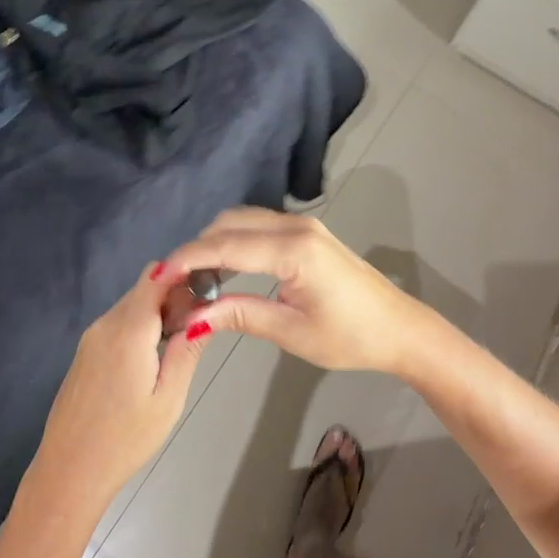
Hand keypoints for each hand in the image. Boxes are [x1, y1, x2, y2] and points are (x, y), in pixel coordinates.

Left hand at [28, 261, 215, 504]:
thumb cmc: (126, 440)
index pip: (157, 275)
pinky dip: (139, 328)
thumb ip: (188, 349)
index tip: (208, 292)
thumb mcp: (169, 399)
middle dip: (173, 296)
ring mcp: (90, 337)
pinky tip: (150, 361)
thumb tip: (209, 310)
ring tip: (176, 347)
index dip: (184, 274)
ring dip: (156, 313)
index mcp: (129, 330)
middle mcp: (105, 323)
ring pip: (131, 305)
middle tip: (196, 328)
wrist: (69, 472)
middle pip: (144, 287)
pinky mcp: (84, 352)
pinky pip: (117, 323)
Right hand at [166, 209, 435, 375]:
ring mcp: (303, 225)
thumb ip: (240, 315)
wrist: (400, 329)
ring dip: (215, 242)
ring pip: (243, 220)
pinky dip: (234, 240)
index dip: (188, 258)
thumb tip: (191, 317)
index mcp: (293, 250)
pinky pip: (259, 226)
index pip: (226, 245)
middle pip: (230, 224)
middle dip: (197, 248)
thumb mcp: (291, 332)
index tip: (159, 275)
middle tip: (174, 281)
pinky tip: (224, 267)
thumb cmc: (350, 337)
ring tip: (193, 277)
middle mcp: (296, 227)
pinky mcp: (307, 233)